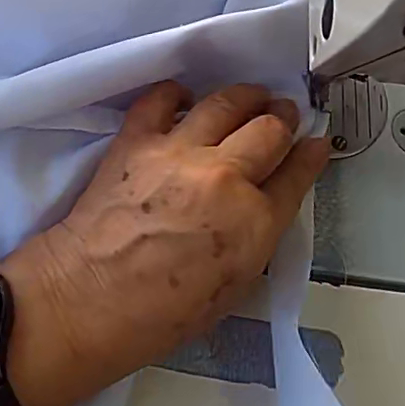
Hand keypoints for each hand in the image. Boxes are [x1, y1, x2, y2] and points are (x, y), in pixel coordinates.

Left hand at [2, 83, 328, 405]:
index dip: (310, 155)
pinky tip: (182, 96)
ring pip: (226, 104)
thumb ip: (254, 238)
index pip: (297, 175)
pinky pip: (160, 99)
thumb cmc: (157, 312)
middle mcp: (225, 179)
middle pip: (269, 130)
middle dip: (283, 119)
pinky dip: (175, 93)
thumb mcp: (233, 288)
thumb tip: (257, 208)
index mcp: (256, 224)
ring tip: (250, 96)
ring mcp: (179, 153)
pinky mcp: (136, 141)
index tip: (314, 143)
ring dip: (244, 97)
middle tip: (282, 115)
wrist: (90, 294)